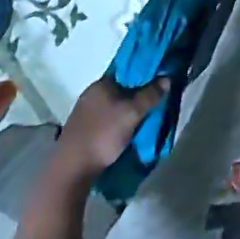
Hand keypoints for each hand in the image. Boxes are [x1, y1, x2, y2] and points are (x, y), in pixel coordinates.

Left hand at [53, 75, 170, 177]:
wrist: (72, 168)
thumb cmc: (103, 134)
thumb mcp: (132, 114)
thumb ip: (149, 95)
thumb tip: (167, 78)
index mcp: (102, 82)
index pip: (126, 70)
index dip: (143, 74)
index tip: (157, 81)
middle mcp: (91, 92)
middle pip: (119, 88)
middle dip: (135, 94)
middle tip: (152, 102)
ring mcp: (84, 110)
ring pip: (111, 104)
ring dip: (124, 109)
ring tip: (140, 117)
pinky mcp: (81, 127)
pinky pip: (104, 117)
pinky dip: (114, 120)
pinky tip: (122, 129)